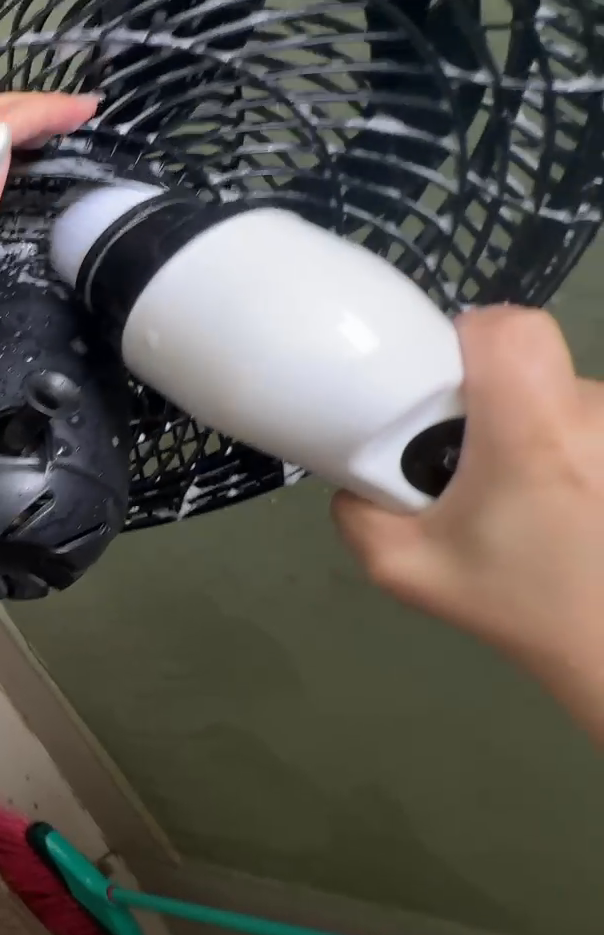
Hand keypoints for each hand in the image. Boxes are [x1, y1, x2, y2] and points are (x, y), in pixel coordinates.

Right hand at [333, 306, 603, 733]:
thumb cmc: (515, 602)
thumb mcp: (398, 564)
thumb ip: (356, 509)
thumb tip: (361, 478)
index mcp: (531, 437)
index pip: (508, 331)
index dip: (462, 335)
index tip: (430, 373)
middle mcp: (597, 421)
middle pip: (528, 368)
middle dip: (481, 402)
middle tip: (458, 459)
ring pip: (564, 398)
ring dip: (527, 429)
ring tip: (516, 494)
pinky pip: (590, 424)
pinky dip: (564, 449)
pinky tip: (560, 503)